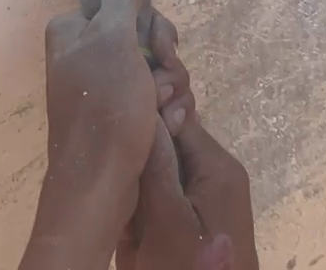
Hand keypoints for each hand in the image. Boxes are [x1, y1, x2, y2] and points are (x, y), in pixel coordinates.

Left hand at [20, 0, 159, 269]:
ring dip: (169, 90)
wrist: (99, 185)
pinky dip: (164, 111)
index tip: (162, 48)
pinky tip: (165, 127)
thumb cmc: (104, 104)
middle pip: (143, 41)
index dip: (152, 29)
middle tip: (163, 85)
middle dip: (164, 64)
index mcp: (72, 29)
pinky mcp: (116, 115)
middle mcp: (82, 53)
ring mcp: (99, 86)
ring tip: (164, 113)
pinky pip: (151, 99)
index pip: (126, 9)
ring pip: (153, 71)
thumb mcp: (115, 38)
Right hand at [119, 21, 256, 269]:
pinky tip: (126, 209)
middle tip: (109, 146)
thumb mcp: (166, 218)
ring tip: (114, 179)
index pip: (175, 114)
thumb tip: (146, 108)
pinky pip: (166, 187)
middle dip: (139, 143)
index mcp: (216, 164)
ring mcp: (207, 194)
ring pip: (163, 161)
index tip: (113, 107)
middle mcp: (216, 171)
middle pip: (169, 135)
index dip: (145, 109)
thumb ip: (155, 161)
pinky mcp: (196, 215)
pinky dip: (145, 194)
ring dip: (139, 172)